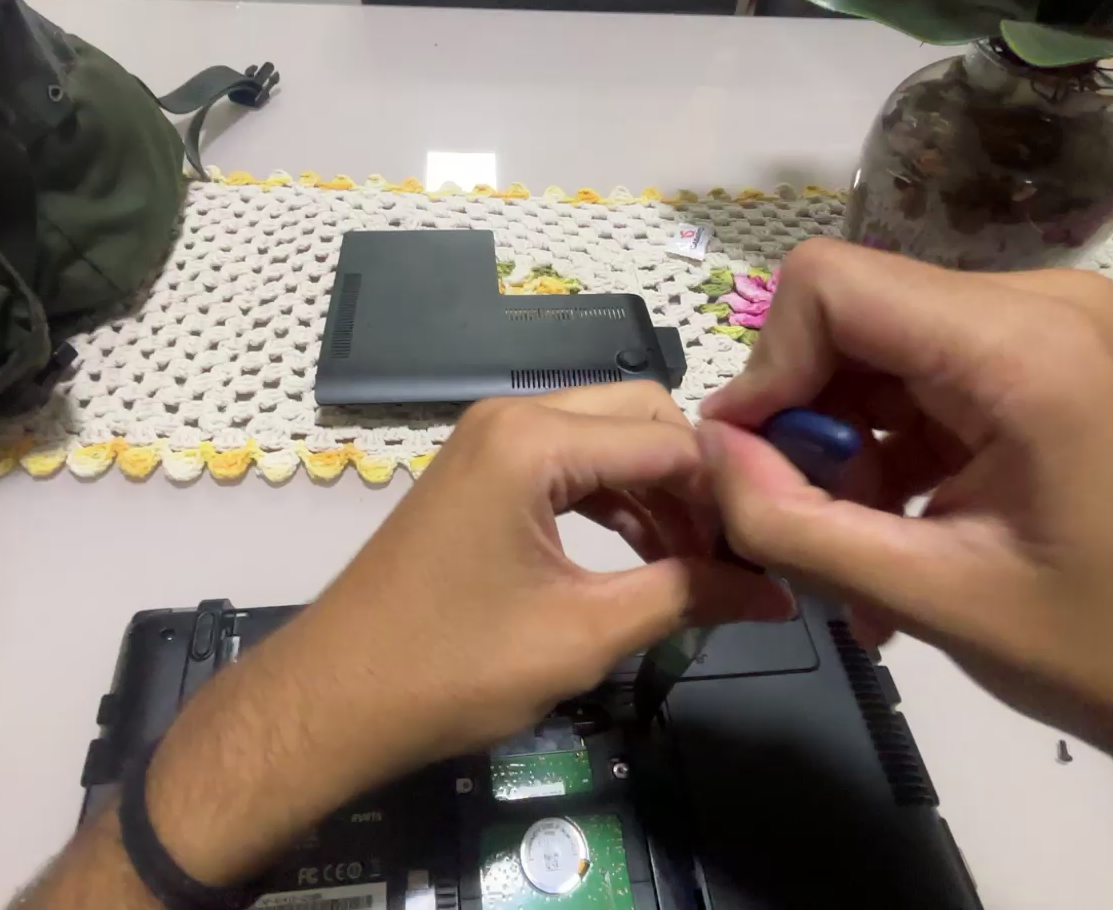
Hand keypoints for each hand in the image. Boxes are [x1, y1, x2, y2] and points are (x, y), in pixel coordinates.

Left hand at [297, 381, 793, 766]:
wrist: (335, 696)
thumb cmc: (453, 668)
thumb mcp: (582, 634)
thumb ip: (687, 597)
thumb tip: (776, 592)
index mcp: (535, 439)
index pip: (668, 439)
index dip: (726, 494)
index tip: (768, 550)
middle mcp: (514, 415)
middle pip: (639, 418)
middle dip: (690, 481)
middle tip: (728, 554)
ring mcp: (493, 437)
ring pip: (605, 438)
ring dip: (654, 492)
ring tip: (693, 566)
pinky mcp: (483, 467)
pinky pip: (568, 462)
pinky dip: (611, 498)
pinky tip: (642, 552)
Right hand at [697, 238, 1112, 907]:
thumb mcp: (930, 599)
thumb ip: (789, 522)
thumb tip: (701, 450)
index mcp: (1024, 345)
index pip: (828, 284)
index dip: (767, 365)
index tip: (753, 459)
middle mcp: (1037, 303)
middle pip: (848, 316)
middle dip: (801, 413)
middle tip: (800, 513)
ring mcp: (1048, 327)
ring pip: (874, 350)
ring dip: (840, 442)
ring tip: (853, 543)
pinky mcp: (1045, 360)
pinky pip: (917, 377)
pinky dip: (882, 448)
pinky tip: (894, 528)